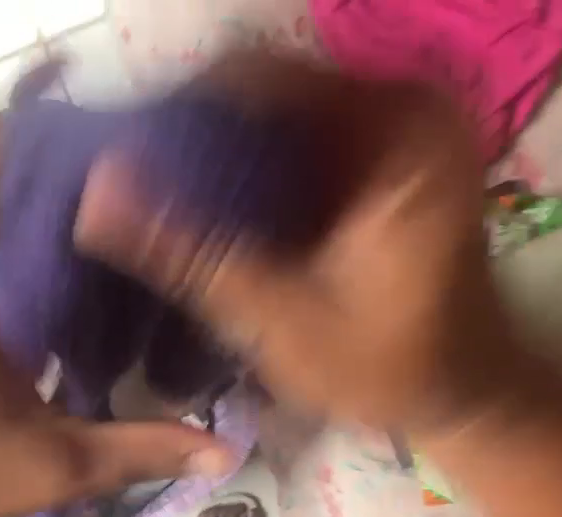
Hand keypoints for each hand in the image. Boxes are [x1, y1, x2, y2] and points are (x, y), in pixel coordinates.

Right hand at [73, 57, 514, 434]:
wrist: (467, 393)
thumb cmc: (387, 370)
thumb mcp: (282, 320)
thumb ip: (192, 254)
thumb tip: (94, 193)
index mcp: (394, 132)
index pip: (256, 78)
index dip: (176, 113)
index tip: (119, 160)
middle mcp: (404, 104)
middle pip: (267, 88)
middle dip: (194, 136)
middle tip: (132, 186)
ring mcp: (401, 125)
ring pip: (279, 111)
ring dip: (219, 152)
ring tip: (159, 197)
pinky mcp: (390, 154)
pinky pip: (302, 136)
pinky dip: (254, 169)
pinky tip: (212, 208)